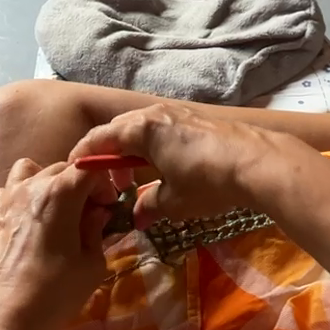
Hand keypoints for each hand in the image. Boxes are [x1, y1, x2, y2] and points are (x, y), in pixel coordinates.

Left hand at [0, 159, 117, 329]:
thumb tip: (96, 214)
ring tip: (56, 210)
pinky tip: (29, 221)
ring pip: (34, 169)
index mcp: (61, 193)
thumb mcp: (91, 265)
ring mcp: (8, 196)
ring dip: (50, 182)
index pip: (90, 168)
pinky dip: (24, 194)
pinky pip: (11, 188)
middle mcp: (33, 184)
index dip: (104, 183)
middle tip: (88, 215)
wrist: (4, 318)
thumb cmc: (54, 293)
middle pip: (64, 168)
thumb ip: (97, 231)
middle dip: (81, 185)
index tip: (108, 207)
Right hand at [68, 103, 310, 225]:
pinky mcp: (195, 119)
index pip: (100, 138)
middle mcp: (154, 114)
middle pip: (119, 128)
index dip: (85, 154)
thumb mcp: (174, 202)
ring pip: (142, 127)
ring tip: (138, 176)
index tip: (73, 170)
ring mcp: (177, 113)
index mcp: (141, 129)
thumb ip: (149, 205)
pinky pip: (161, 128)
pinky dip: (152, 144)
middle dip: (109, 153)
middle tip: (110, 181)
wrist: (256, 162)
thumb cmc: (207, 181)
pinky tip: (163, 165)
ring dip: (132, 149)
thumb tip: (137, 216)